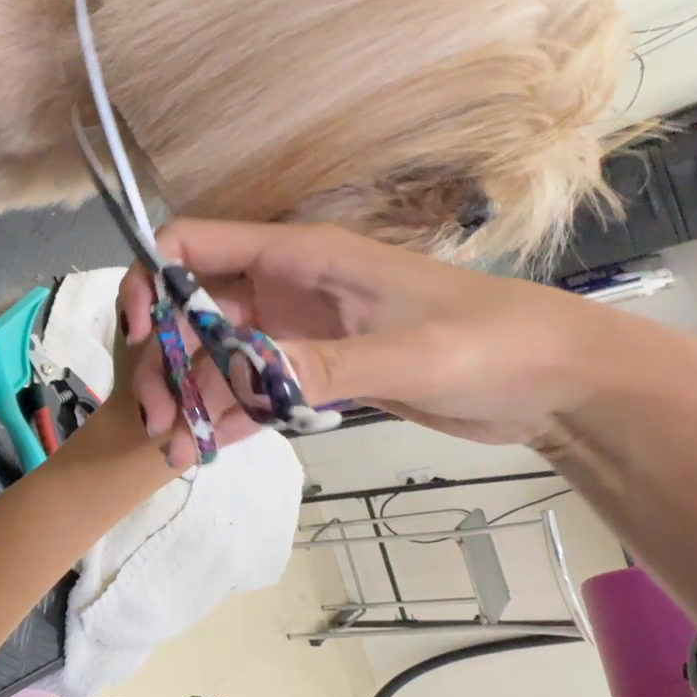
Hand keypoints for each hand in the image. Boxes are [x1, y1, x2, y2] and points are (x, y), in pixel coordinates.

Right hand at [117, 220, 604, 463]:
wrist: (561, 383)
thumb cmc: (495, 343)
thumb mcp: (408, 354)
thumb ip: (318, 365)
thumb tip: (237, 378)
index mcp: (299, 257)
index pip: (193, 246)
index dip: (150, 281)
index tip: (135, 334)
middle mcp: (279, 289)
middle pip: (187, 314)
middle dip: (162, 362)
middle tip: (158, 418)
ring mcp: (287, 332)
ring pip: (208, 359)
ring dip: (186, 400)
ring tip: (177, 450)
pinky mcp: (302, 371)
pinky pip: (242, 391)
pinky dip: (220, 419)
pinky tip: (203, 451)